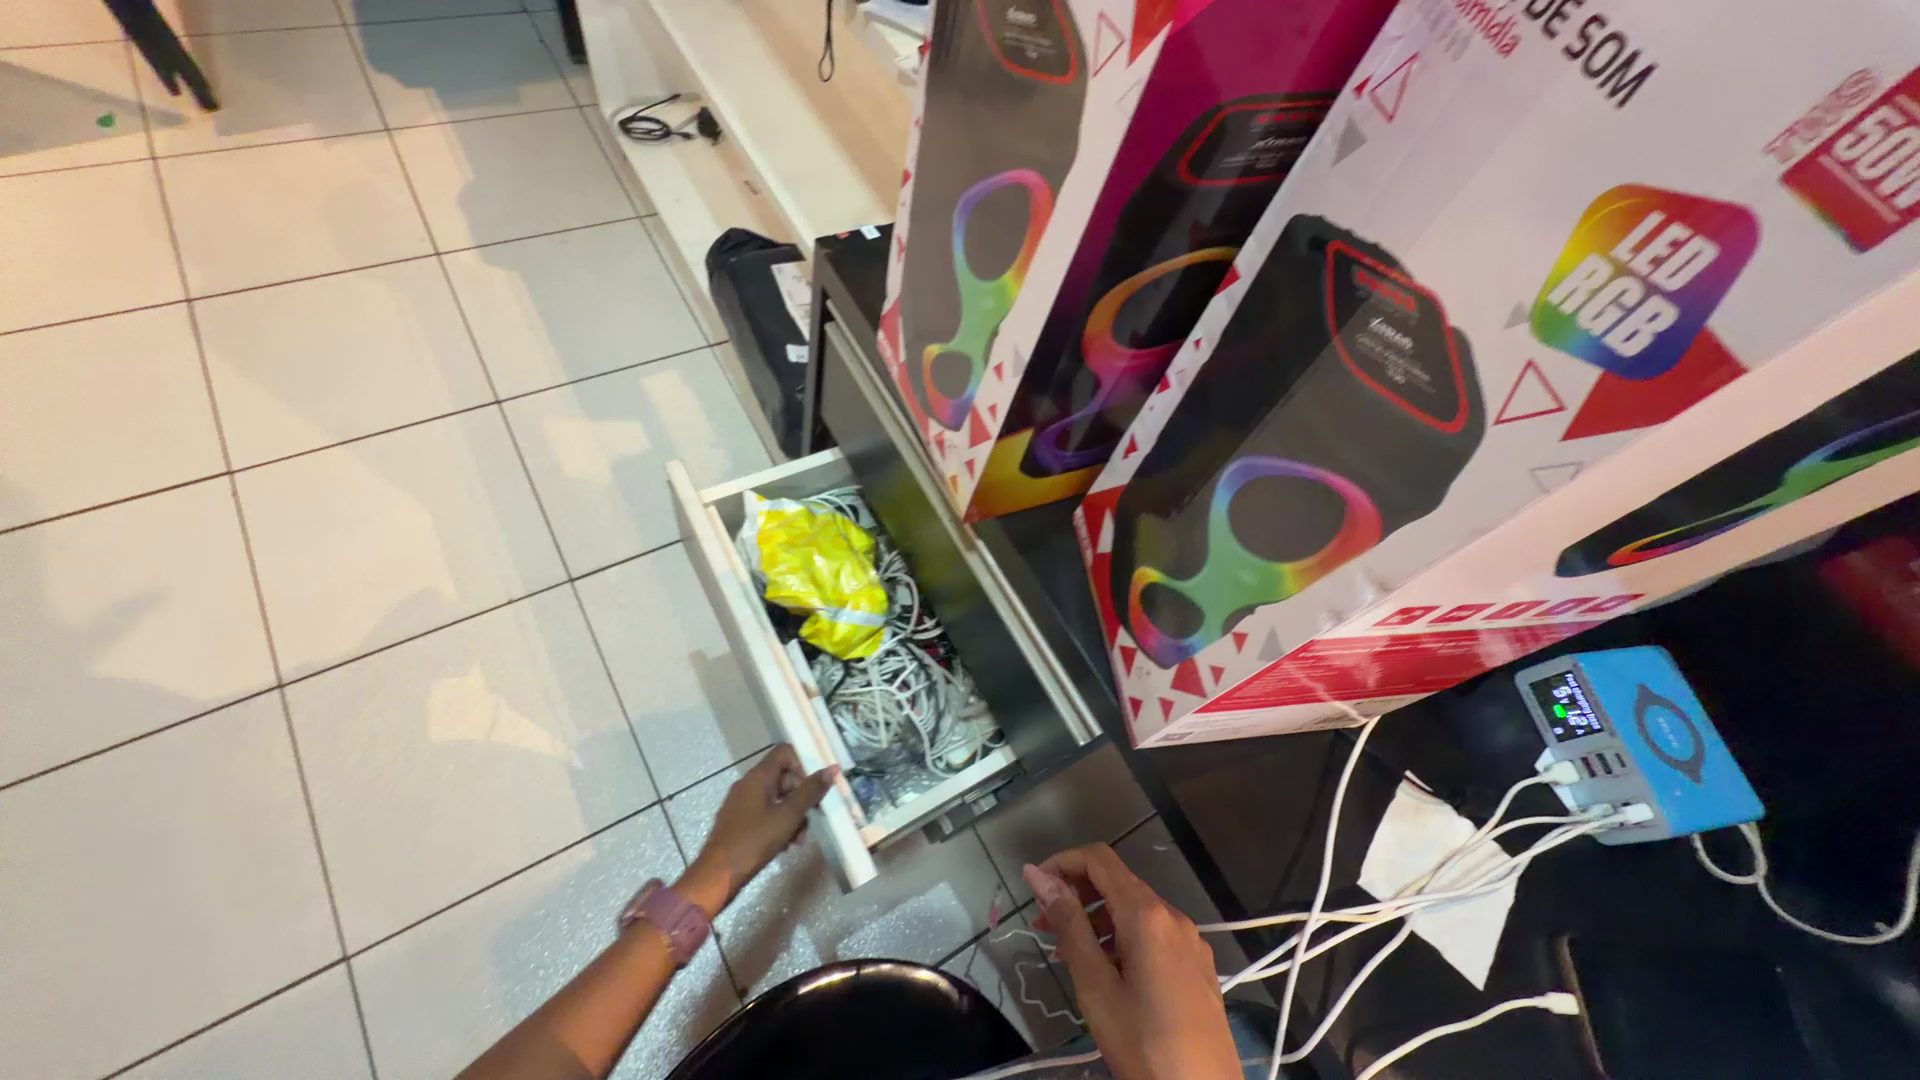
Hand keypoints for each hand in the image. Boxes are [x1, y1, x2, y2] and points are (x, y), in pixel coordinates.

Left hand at [679, 745, 837, 915]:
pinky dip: (780, 825)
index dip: (804, 764)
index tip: (816, 787)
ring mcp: (742, 803)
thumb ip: (811, 792)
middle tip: (815, 817)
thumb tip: (831, 769)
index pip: (785, 752)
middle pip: (784, 777)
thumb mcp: (788, 816)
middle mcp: (748, 784)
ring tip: (800, 839)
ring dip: (794, 816)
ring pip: (777, 799)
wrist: (717, 876)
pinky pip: (766, 814)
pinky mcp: (739, 822)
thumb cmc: (754, 841)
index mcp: (758, 777)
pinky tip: (786, 845)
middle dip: (802, 797)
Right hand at [1025, 845, 1239, 1079]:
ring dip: (1096, 920)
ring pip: (1134, 910)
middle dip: (1076, 895)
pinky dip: (1121, 938)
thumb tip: (1038, 873)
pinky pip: (1153, 934)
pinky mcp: (1198, 966)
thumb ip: (1068, 923)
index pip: (1099, 859)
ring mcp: (1190, 941)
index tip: (1034, 889)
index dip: (1062, 862)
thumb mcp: (1095, 985)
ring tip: (1067, 956)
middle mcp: (1173, 916)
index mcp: (1147, 914)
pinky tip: (1107, 973)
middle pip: (1117, 882)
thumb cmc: (1144, 1043)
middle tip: (1043, 928)